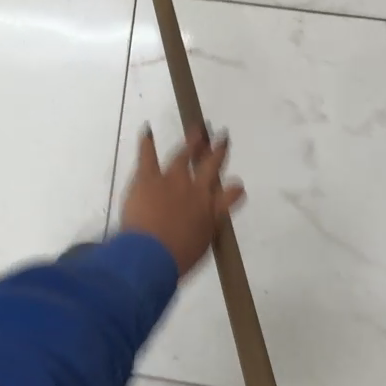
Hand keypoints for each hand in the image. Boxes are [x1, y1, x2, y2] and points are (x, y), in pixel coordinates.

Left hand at [120, 128, 245, 277]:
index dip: (235, 188)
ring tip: (197, 128)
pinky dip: (147, 142)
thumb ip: (212, 222)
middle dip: (218, 150)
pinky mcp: (147, 177)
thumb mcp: (202, 243)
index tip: (237, 183)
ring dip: (191, 141)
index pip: (230, 195)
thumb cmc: (176, 257)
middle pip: (210, 166)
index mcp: (210, 209)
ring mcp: (171, 180)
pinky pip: (147, 155)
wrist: (150, 255)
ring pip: (183, 155)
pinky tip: (147, 129)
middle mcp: (194, 189)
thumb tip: (221, 208)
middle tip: (222, 136)